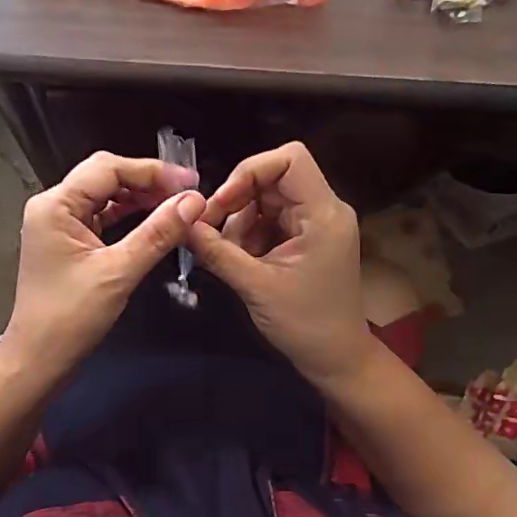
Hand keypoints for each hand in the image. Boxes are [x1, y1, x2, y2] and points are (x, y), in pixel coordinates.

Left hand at [0, 151, 204, 378]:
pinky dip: (130, 216)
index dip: (153, 171)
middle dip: (148, 181)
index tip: (190, 182)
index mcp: (55, 206)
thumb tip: (193, 202)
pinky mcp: (69, 243)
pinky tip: (155, 220)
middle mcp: (53, 208)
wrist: (39, 360)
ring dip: (141, 198)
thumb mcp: (118, 272)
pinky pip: (103, 217)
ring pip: (106, 196)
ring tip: (177, 205)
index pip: (109, 168)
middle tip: (187, 194)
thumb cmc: (69, 319)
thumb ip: (157, 233)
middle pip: (106, 176)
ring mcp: (59, 225)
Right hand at [186, 142, 373, 383]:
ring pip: (266, 200)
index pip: (290, 159)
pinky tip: (237, 259)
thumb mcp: (255, 286)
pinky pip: (270, 220)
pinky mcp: (306, 239)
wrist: (335, 358)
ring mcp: (315, 225)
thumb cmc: (304, 323)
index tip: (223, 203)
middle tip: (209, 230)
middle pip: (272, 178)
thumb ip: (217, 251)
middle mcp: (323, 210)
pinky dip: (248, 234)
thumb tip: (182, 224)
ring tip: (225, 254)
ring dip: (238, 221)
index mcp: (323, 214)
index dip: (250, 171)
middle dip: (236, 200)